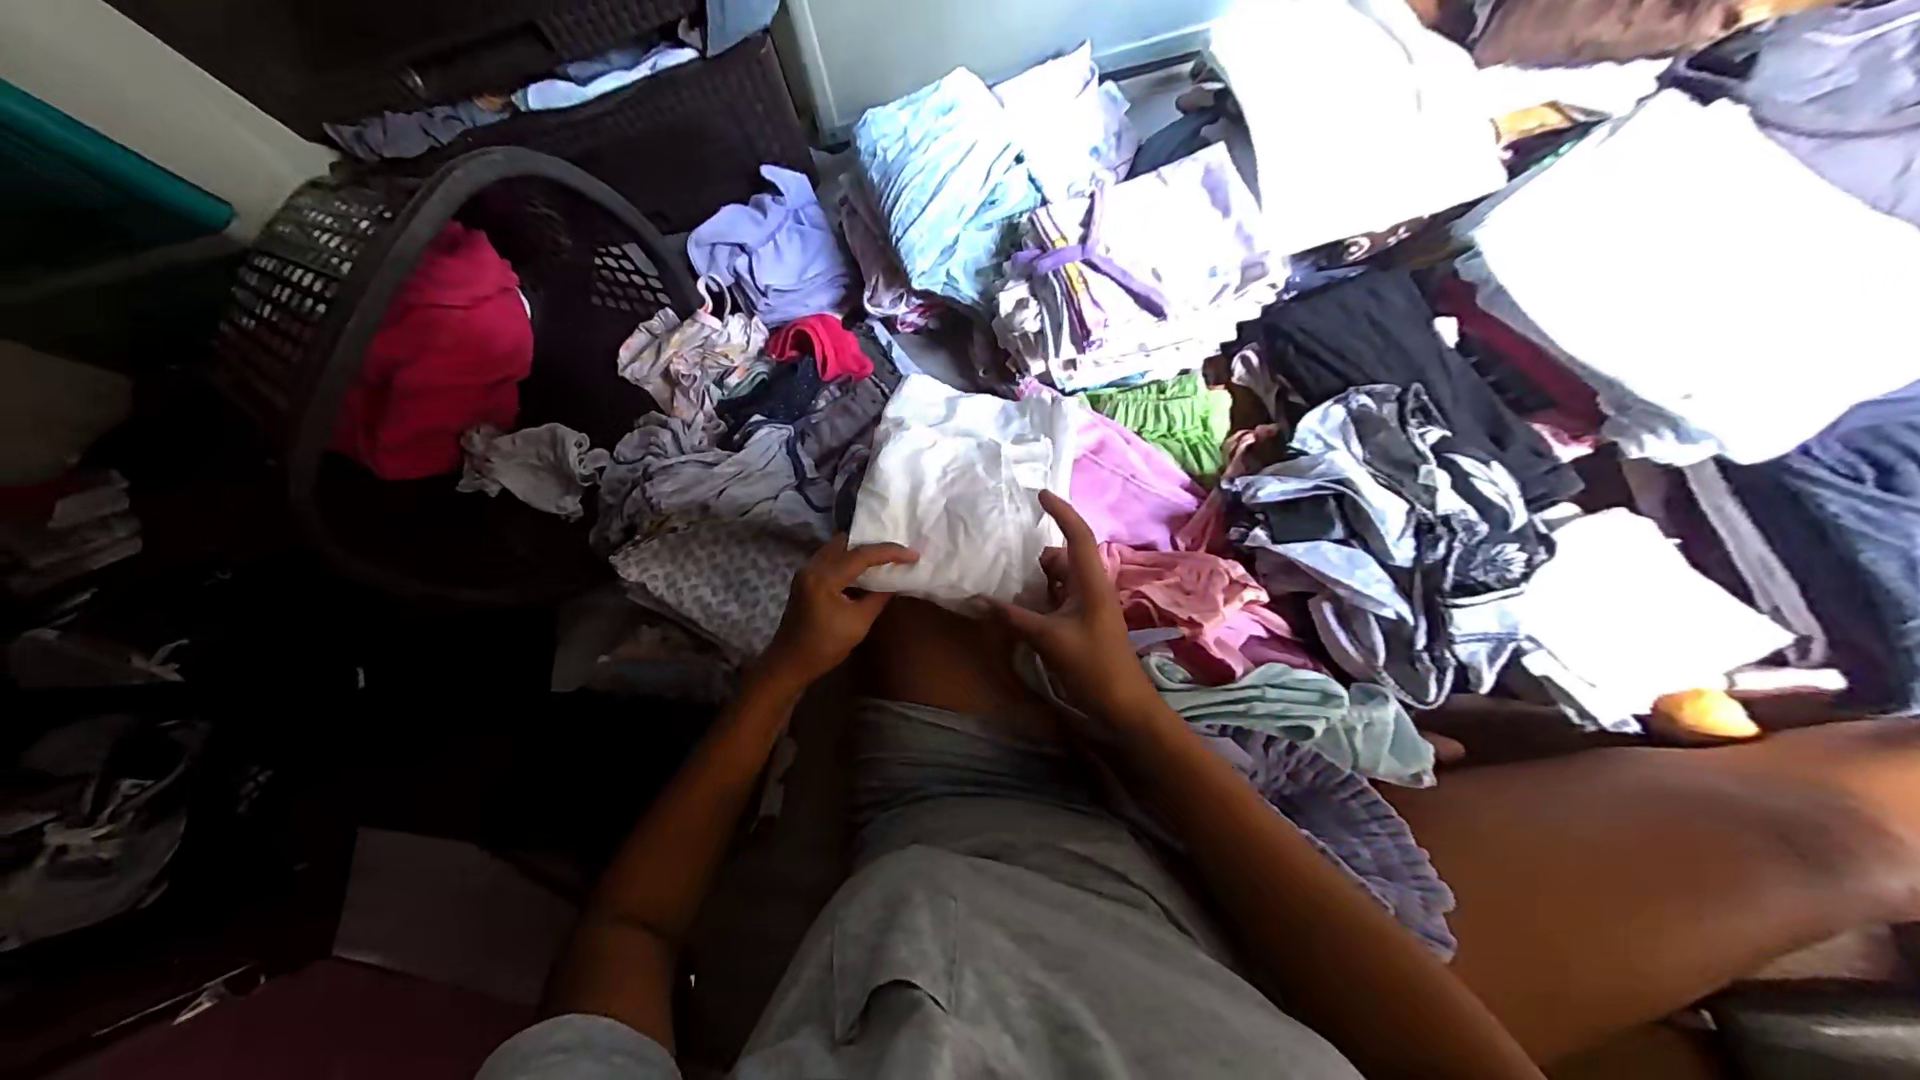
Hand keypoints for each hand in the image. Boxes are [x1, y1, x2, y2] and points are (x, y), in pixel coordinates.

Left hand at [761, 534, 918, 687]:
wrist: (790, 663)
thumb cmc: (825, 647)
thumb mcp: (859, 622)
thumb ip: (879, 597)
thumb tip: (896, 580)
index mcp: (825, 577)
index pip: (862, 554)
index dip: (890, 552)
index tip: (913, 555)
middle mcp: (812, 567)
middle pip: (846, 541)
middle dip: (872, 542)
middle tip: (895, 550)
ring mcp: (806, 571)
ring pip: (836, 547)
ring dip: (859, 550)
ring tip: (883, 557)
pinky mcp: (805, 579)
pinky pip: (830, 558)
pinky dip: (848, 558)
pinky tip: (863, 569)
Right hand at [988, 491, 1164, 728]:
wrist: (1124, 704)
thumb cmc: (1094, 667)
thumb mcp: (1050, 640)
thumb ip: (1014, 619)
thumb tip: (979, 600)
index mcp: (1092, 582)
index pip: (1078, 535)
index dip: (1060, 512)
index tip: (1039, 494)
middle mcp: (1092, 587)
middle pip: (1064, 557)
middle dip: (1038, 554)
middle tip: (1006, 555)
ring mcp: (1089, 605)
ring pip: (1060, 579)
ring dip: (1037, 578)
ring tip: (1006, 580)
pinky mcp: (1083, 622)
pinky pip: (1059, 598)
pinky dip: (1041, 596)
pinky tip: (1020, 606)